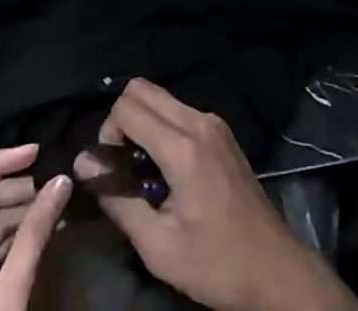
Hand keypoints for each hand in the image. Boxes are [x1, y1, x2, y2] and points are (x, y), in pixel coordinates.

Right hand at [76, 79, 357, 310]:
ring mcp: (215, 123)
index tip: (111, 171)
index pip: (128, 107)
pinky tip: (165, 169)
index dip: (108, 134)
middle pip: (143, 89)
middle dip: (122, 120)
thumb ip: (117, 199)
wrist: (273, 267)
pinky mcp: (222, 131)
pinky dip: (161, 127)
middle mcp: (200, 122)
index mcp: (184, 147)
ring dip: (142, 123)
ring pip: (162, 98)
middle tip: (122, 166)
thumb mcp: (157, 246)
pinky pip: (179, 111)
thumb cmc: (214, 263)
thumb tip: (84, 162)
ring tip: (142, 172)